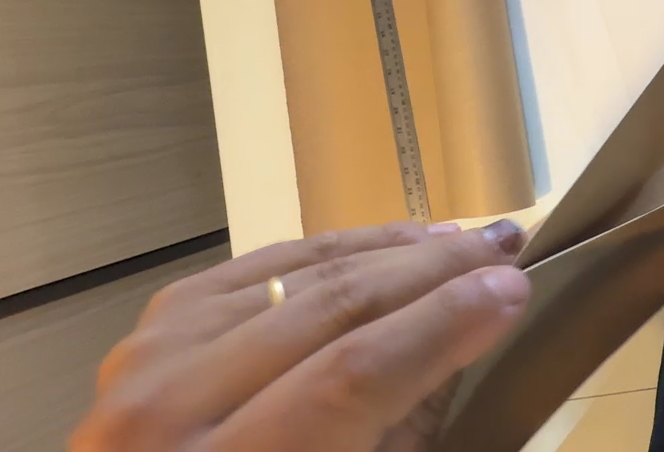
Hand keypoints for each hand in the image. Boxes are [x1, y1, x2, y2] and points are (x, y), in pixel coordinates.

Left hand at [72, 220, 530, 451]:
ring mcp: (150, 358)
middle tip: (505, 243)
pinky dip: (342, 246)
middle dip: (434, 270)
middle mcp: (168, 412)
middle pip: (330, 308)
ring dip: (396, 250)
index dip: (440, 324)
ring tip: (463, 238)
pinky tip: (394, 240)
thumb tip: (470, 321)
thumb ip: (407, 425)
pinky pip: (271, 260)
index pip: (350, 376)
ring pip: (307, 272)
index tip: (513, 286)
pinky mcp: (157, 323)